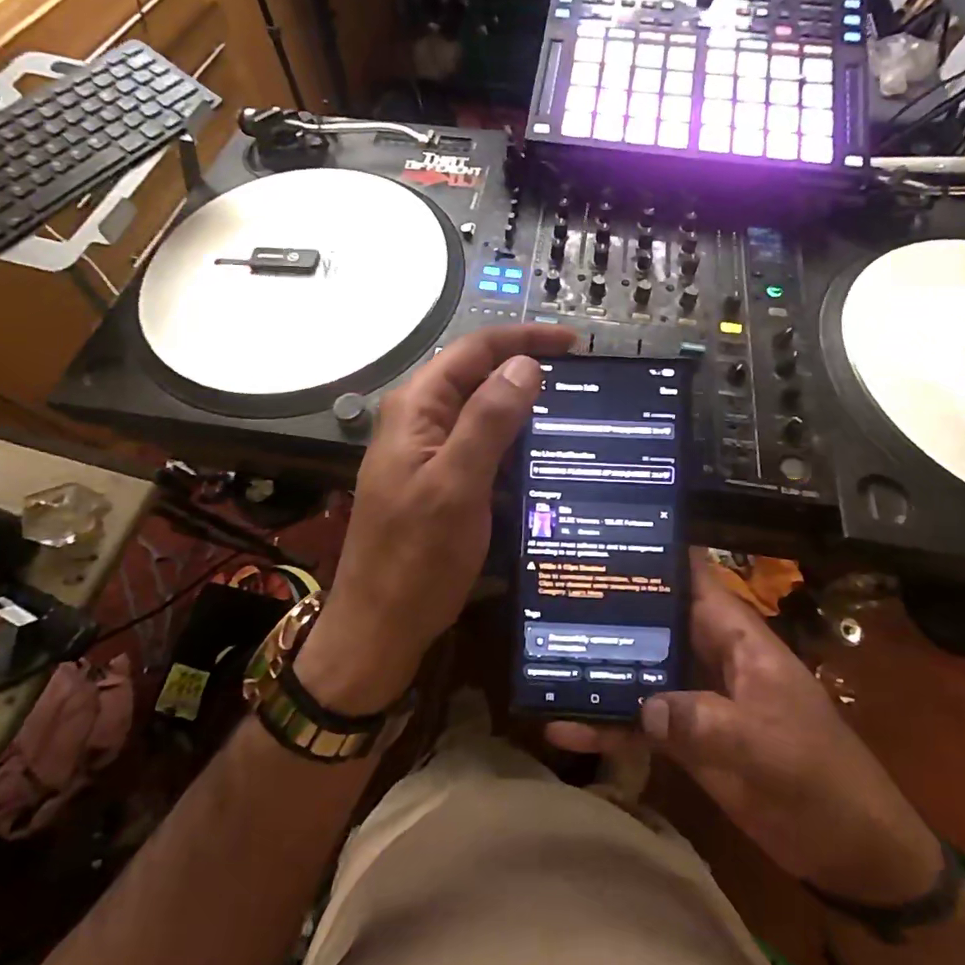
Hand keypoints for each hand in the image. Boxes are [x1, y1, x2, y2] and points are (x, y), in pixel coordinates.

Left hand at [298, 325, 574, 712]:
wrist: (380, 625)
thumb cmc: (415, 559)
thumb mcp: (457, 486)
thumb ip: (487, 421)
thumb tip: (524, 363)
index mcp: (414, 409)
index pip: (471, 351)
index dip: (522, 340)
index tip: (576, 344)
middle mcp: (415, 423)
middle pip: (475, 379)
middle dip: (525, 373)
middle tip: (584, 383)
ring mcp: (424, 456)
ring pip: (478, 417)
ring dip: (521, 412)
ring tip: (576, 417)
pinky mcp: (435, 486)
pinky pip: (478, 452)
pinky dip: (510, 448)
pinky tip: (543, 460)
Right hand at [547, 555, 945, 902]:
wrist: (851, 855)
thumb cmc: (824, 782)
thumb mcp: (771, 750)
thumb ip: (707, 724)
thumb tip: (643, 708)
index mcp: (739, 643)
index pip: (696, 582)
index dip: (658, 553)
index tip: (606, 531)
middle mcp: (708, 659)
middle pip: (652, 620)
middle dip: (607, 604)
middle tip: (549, 587)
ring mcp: (693, 699)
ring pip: (635, 669)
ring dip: (594, 666)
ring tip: (539, 654)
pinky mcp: (681, 737)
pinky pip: (633, 721)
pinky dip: (603, 723)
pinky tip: (563, 728)